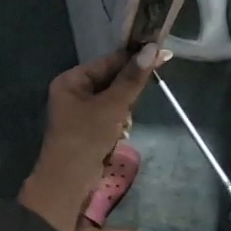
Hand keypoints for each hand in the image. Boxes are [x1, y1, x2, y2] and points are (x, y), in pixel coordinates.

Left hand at [22, 43, 165, 221]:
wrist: (69, 181)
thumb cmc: (86, 137)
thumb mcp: (111, 106)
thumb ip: (132, 79)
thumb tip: (152, 49)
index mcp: (71, 81)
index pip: (108, 62)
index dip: (134, 59)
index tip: (161, 53)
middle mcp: (74, 93)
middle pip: (112, 82)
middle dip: (126, 95)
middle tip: (136, 101)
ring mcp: (81, 113)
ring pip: (115, 102)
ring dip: (123, 114)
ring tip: (120, 127)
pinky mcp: (90, 131)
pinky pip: (111, 119)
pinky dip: (118, 126)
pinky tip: (117, 137)